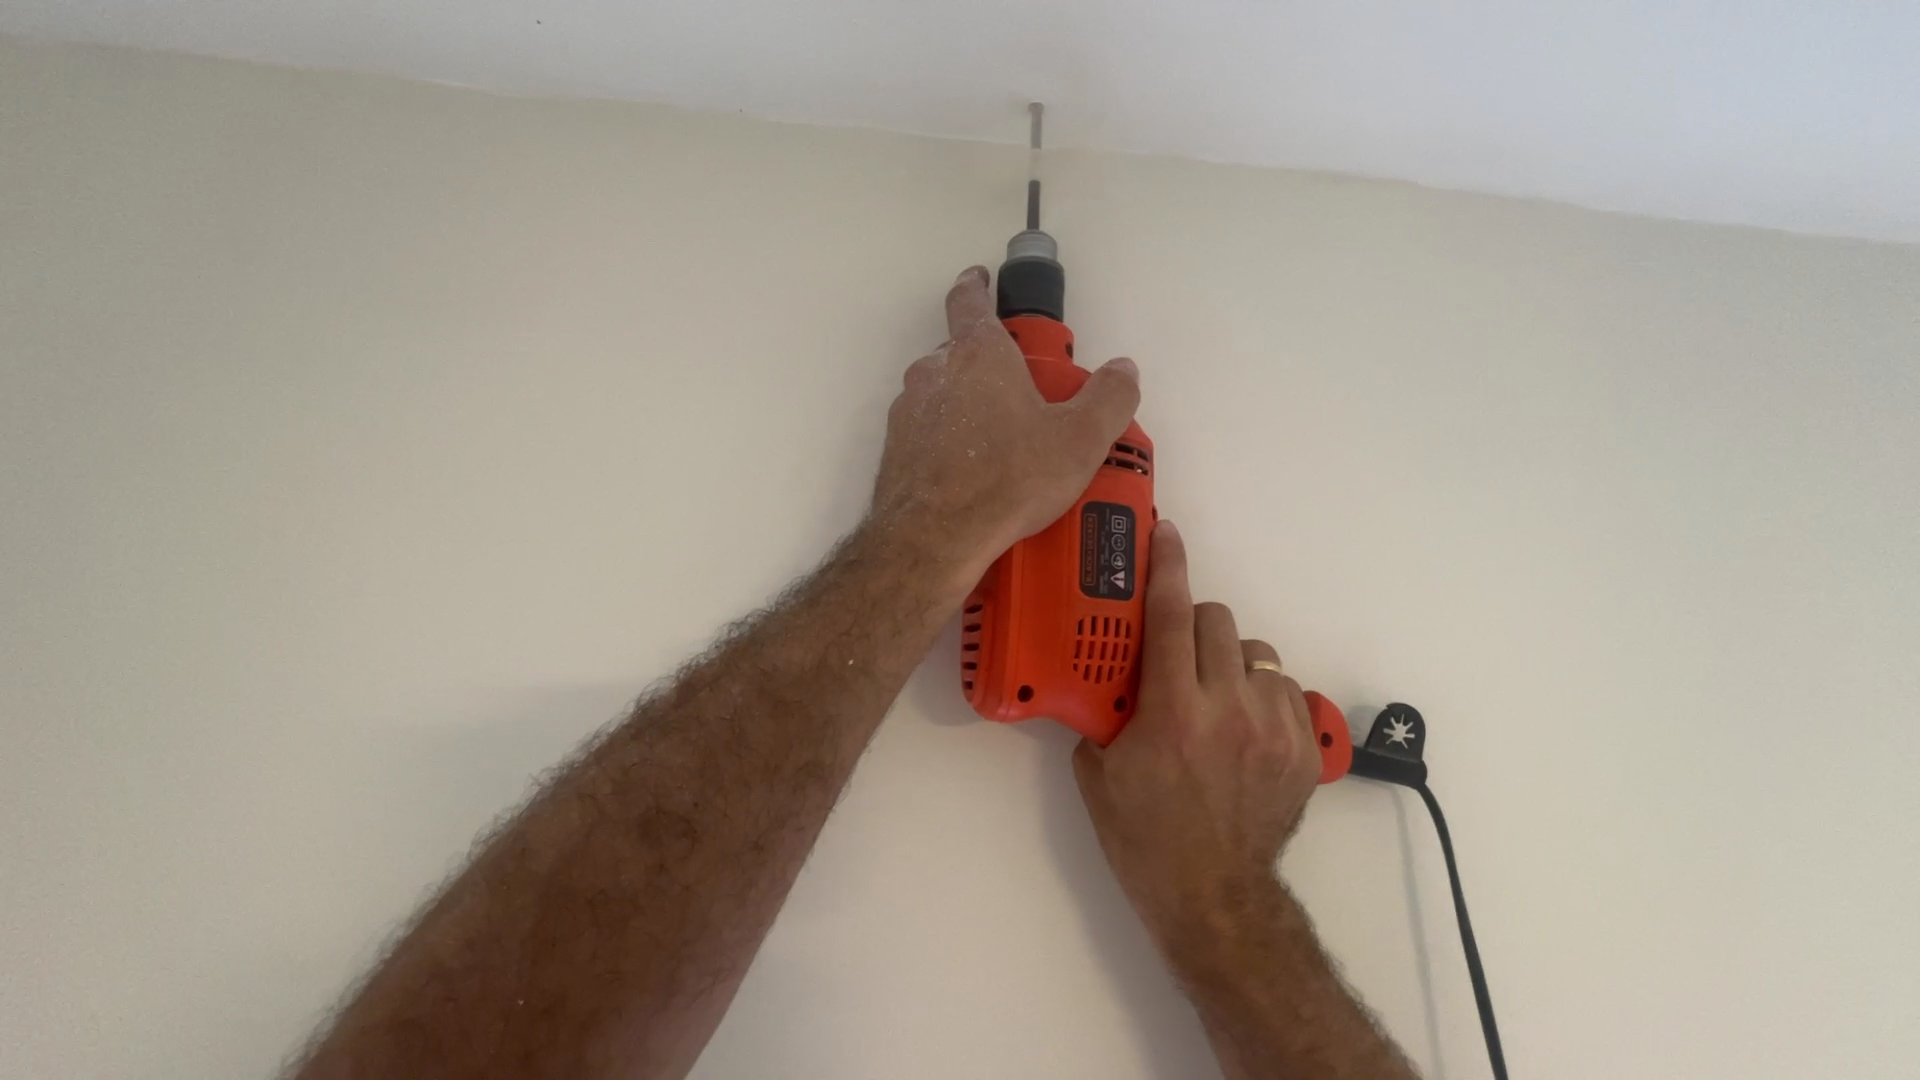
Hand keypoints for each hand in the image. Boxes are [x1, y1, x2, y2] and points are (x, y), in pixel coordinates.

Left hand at [870, 266, 1139, 575]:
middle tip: (1023, 398)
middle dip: (989, 365)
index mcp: (978, 353)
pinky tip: (971, 475)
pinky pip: (927, 433)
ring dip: (967, 406)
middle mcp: (934, 373)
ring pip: (942, 395)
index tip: (981, 281)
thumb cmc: (1009, 479)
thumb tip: (1123, 370)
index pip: (969, 299)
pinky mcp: (895, 451)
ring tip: (1001, 446)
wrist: (933, 539)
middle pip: (960, 353)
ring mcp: (908, 413)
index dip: (977, 286)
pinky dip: (948, 441)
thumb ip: (1109, 398)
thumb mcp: (1079, 440)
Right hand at [1073, 521, 1322, 950]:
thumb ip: (1101, 712)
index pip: (1172, 617)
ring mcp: (1273, 728)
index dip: (1167, 566)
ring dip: (1228, 661)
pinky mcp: (1302, 748)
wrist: (1213, 896)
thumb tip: (1102, 674)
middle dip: (1193, 623)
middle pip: (1219, 619)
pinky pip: (1284, 687)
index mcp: (1172, 712)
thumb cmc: (1143, 834)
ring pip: (1257, 651)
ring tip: (1213, 696)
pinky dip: (1260, 692)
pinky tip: (1243, 722)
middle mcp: (1228, 709)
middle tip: (1177, 654)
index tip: (1166, 534)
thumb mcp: (1098, 772)